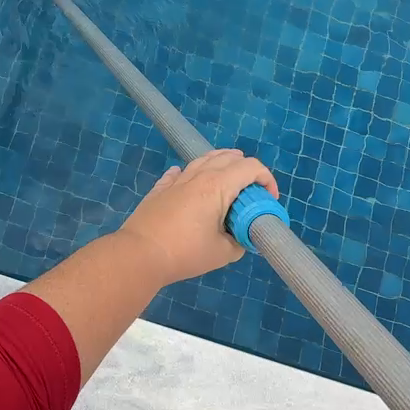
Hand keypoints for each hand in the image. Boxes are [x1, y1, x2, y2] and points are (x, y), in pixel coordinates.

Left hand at [114, 149, 277, 285]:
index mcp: (217, 186)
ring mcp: (176, 180)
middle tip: (252, 191)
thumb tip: (242, 238)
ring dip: (221, 165)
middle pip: (228, 157)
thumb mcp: (224, 253)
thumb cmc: (185, 252)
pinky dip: (192, 174)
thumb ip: (240, 241)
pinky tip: (190, 182)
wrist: (141, 252)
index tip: (269, 200)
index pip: (250, 167)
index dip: (266, 179)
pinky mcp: (160, 188)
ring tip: (229, 179)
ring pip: (203, 159)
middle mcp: (198, 175)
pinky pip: (180, 173)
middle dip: (246, 169)